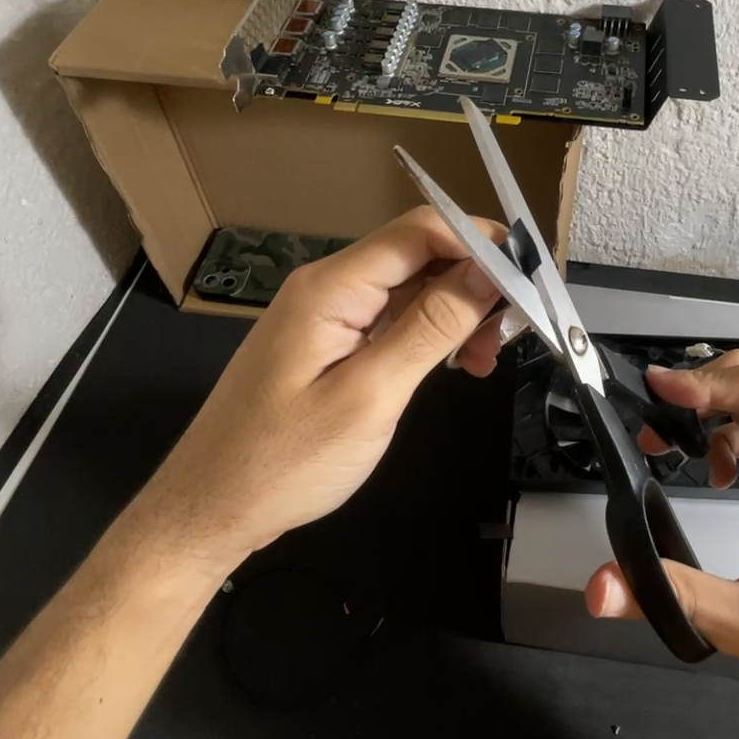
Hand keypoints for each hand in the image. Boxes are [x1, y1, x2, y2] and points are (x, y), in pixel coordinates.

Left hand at [133, 207, 506, 557]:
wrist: (210, 508)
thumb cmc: (285, 462)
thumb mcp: (371, 396)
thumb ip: (430, 327)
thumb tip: (487, 272)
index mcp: (331, 287)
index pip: (420, 230)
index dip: (480, 242)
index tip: (527, 279)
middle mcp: (328, 287)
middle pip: (418, 255)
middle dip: (474, 282)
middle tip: (512, 332)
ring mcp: (327, 315)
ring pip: (410, 289)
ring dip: (457, 313)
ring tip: (483, 359)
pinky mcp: (330, 342)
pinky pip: (392, 319)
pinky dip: (430, 335)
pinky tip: (452, 366)